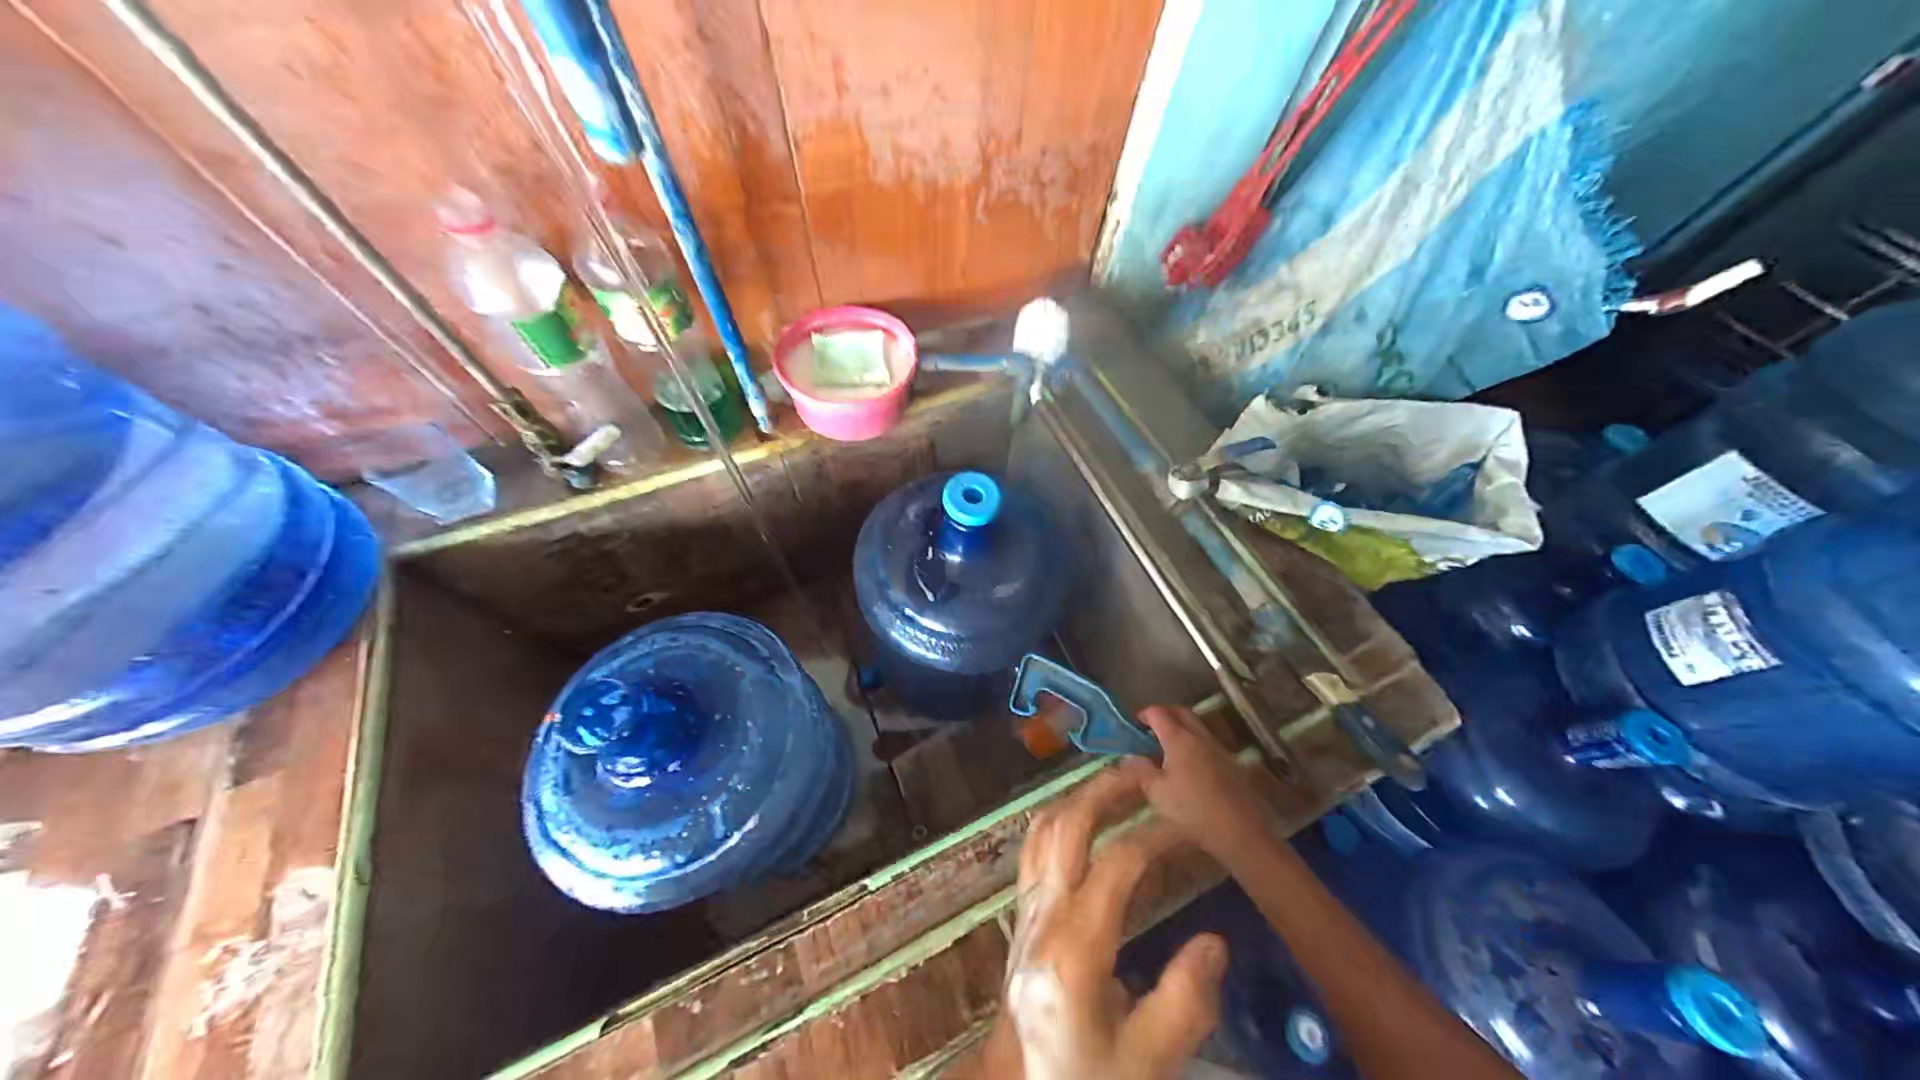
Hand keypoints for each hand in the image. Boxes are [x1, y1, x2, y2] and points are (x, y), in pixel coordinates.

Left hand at [996, 769, 1226, 1079]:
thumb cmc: (1094, 1077)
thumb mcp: (1150, 1061)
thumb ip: (1184, 1001)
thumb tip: (1215, 939)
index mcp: (1074, 950)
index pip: (1116, 866)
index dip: (1157, 837)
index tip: (1191, 828)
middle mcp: (1040, 918)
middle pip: (1066, 828)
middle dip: (1105, 792)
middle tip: (1143, 771)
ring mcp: (1023, 914)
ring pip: (1041, 832)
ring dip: (1077, 799)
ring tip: (1116, 784)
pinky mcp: (1019, 919)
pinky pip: (1032, 852)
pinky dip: (1058, 822)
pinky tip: (1082, 820)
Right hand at [1122, 706, 1273, 870]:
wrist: (1240, 831)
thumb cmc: (1192, 809)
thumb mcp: (1158, 792)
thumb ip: (1141, 771)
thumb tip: (1129, 757)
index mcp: (1179, 739)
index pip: (1158, 713)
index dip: (1144, 715)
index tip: (1134, 725)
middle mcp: (1200, 737)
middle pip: (1181, 712)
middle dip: (1164, 714)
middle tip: (1150, 727)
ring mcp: (1218, 748)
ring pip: (1197, 726)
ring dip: (1181, 727)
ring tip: (1167, 747)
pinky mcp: (1231, 763)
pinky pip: (1208, 742)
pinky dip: (1194, 743)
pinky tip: (1189, 765)